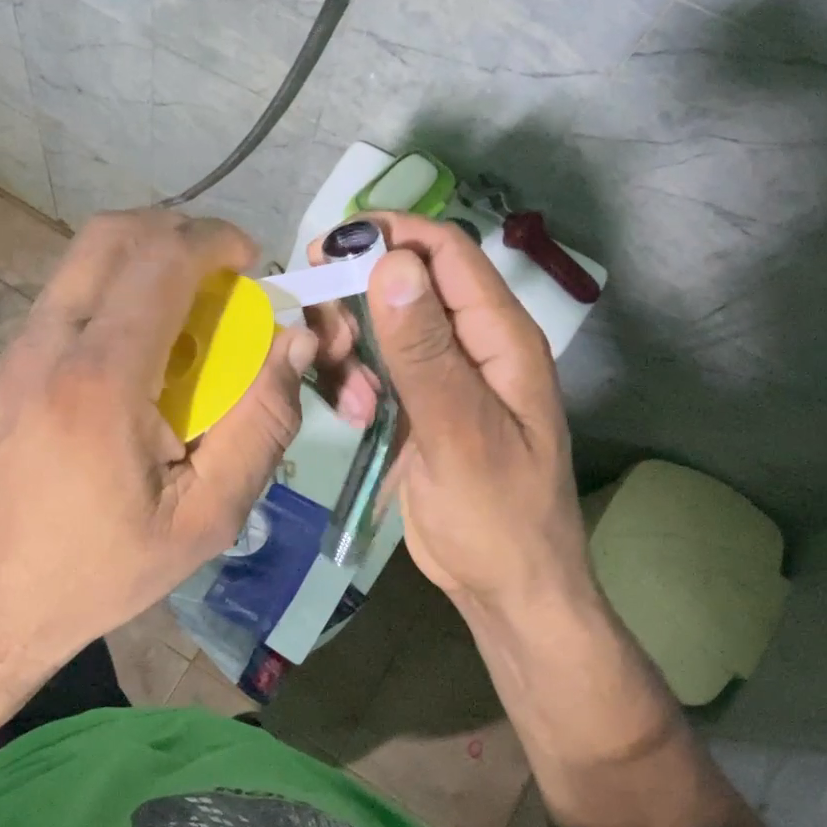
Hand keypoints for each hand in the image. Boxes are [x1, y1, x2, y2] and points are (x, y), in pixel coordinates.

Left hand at [0, 210, 317, 670]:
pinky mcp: (4, 371)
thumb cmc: (98, 573)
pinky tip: (139, 361)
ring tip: (186, 319)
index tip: (251, 262)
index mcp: (100, 382)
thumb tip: (293, 343)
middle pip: (110, 234)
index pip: (160, 259)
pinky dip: (112, 296)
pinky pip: (65, 301)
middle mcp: (48, 347)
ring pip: (82, 262)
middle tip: (221, 278)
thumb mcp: (202, 521)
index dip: (215, 240)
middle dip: (176, 233)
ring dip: (142, 263)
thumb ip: (259, 426)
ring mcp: (15, 354)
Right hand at [310, 212, 590, 615]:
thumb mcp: (460, 432)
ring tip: (347, 396)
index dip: (390, 236)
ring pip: (381, 329)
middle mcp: (471, 347)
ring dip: (350, 348)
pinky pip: (374, 371)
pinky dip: (352, 381)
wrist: (506, 589)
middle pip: (405, 286)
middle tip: (320, 335)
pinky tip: (350, 413)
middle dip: (356, 300)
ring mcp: (441, 379)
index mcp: (499, 338)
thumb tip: (391, 264)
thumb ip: (424, 351)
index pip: (446, 254)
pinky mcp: (416, 410)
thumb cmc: (497, 515)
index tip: (326, 247)